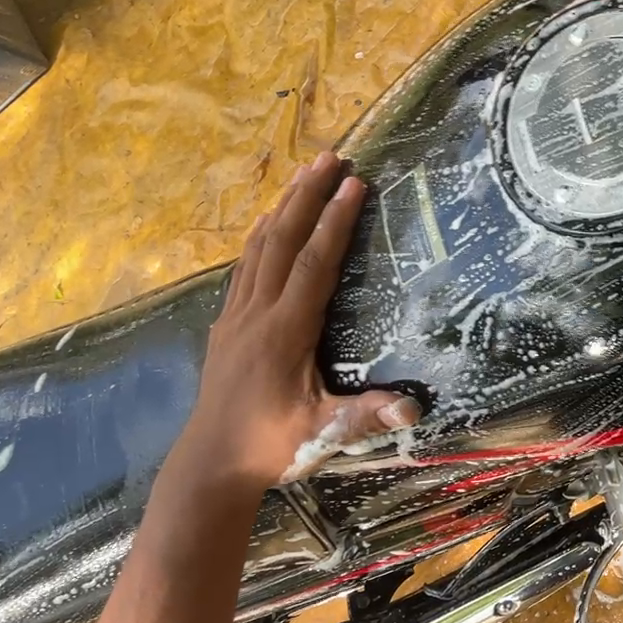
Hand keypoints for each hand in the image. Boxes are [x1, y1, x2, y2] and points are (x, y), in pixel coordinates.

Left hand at [171, 151, 420, 492]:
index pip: (313, 264)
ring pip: (259, 247)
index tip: (354, 184)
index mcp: (283, 331)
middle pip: (282, 240)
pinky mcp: (229, 323)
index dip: (335, 223)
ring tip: (304, 173)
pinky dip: (263, 234)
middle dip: (307, 195)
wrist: (208, 467)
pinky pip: (246, 264)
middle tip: (330, 155)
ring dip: (284, 206)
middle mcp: (255, 313)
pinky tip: (270, 222)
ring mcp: (236, 315)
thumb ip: (365, 417)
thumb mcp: (322, 434)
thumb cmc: (271, 446)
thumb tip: (414, 408)